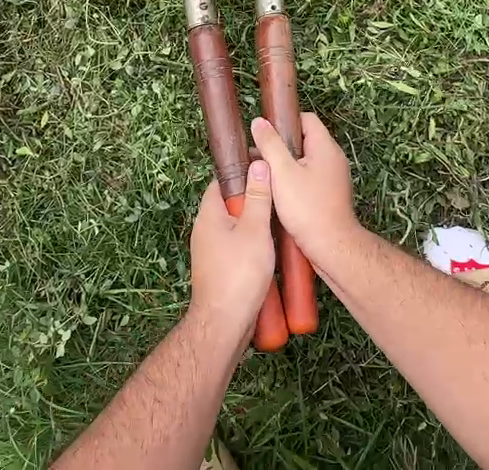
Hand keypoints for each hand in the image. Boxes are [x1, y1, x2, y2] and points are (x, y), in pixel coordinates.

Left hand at [187, 161, 276, 337]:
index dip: (243, 171)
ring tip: (282, 221)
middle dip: (255, 199)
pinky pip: (238, 247)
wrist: (224, 325)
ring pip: (237, 227)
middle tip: (280, 196)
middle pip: (232, 204)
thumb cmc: (239, 274)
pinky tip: (274, 249)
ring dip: (258, 225)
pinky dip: (255, 244)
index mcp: (209, 214)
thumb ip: (258, 196)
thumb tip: (258, 163)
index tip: (267, 168)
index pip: (223, 180)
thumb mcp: (255, 229)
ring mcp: (212, 252)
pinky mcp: (220, 270)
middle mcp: (206, 230)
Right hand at [250, 113, 358, 262]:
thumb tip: (259, 123)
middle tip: (261, 157)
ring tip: (265, 176)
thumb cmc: (308, 209)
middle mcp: (333, 158)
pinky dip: (294, 181)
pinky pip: (310, 178)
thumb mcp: (282, 172)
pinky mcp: (330, 194)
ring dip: (286, 166)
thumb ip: (270, 145)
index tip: (266, 134)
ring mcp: (334, 177)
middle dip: (281, 146)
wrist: (331, 246)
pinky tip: (278, 193)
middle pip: (304, 140)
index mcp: (325, 147)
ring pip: (305, 161)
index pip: (306, 119)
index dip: (285, 121)